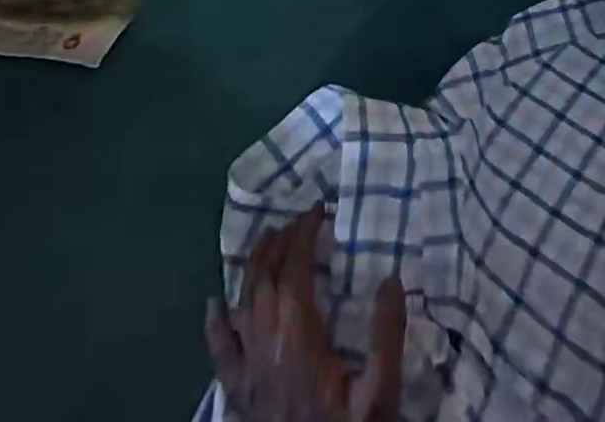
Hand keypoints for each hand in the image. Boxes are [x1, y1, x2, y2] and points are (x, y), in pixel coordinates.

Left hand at [207, 205, 406, 421]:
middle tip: (299, 218)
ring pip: (241, 305)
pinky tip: (214, 304)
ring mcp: (246, 371)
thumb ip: (387, 334)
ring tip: (266, 239)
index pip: (293, 272)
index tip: (318, 210)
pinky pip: (219, 351)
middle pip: (263, 281)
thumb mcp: (381, 390)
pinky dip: (215, 323)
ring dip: (253, 267)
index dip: (303, 236)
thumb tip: (390, 279)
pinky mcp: (238, 393)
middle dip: (280, 242)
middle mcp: (264, 347)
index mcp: (297, 339)